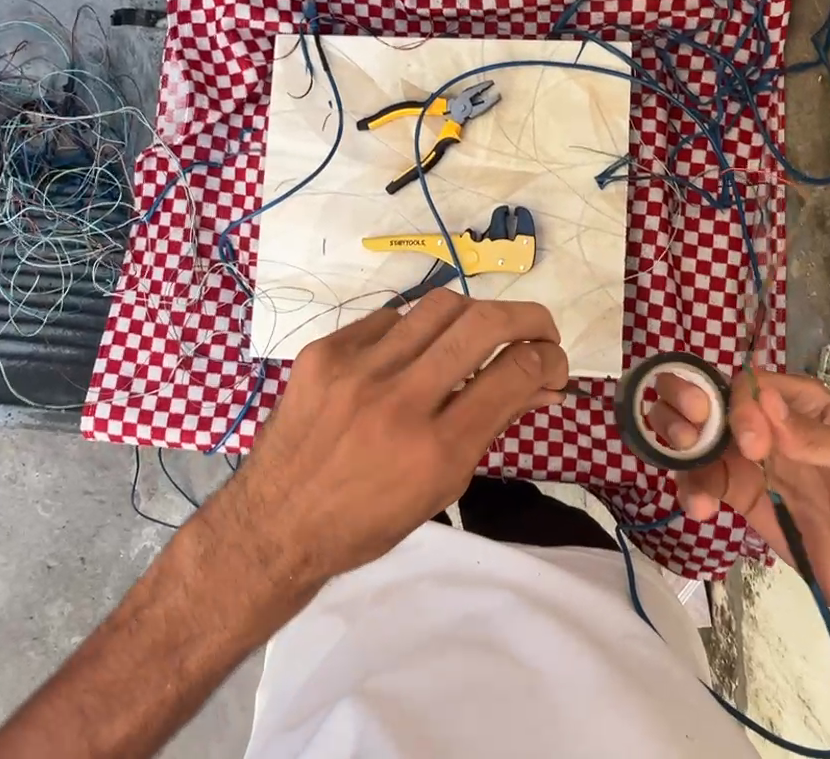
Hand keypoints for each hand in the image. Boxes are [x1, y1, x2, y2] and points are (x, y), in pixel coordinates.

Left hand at [216, 289, 568, 585]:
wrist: (276, 524)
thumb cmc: (369, 521)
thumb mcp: (442, 487)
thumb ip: (490, 425)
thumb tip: (539, 382)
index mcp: (437, 450)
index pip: (514, 374)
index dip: (549, 359)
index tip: (553, 361)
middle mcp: (399, 400)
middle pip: (484, 323)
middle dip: (530, 318)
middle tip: (540, 330)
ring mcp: (356, 369)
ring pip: (439, 305)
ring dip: (475, 315)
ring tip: (480, 335)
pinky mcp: (323, 352)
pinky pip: (388, 319)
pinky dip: (414, 331)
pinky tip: (412, 353)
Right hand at [650, 369, 829, 619]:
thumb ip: (823, 438)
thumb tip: (765, 401)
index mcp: (809, 409)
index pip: (758, 386)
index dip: (743, 405)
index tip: (749, 444)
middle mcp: (774, 427)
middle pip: (717, 399)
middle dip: (691, 408)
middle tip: (688, 440)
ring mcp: (754, 462)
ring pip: (700, 435)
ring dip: (680, 446)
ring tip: (694, 484)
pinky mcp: (742, 497)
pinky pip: (704, 480)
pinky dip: (692, 488)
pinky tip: (701, 510)